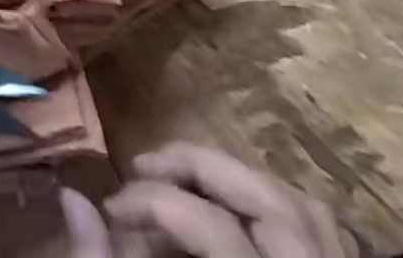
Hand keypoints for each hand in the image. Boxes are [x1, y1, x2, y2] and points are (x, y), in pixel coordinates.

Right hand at [59, 144, 360, 257]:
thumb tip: (71, 198)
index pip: (206, 223)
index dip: (146, 201)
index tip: (108, 210)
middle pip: (264, 198)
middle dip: (194, 166)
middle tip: (142, 168)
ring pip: (303, 208)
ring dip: (237, 179)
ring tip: (186, 181)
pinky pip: (331, 235)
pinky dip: (280, 207)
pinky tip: (240, 212)